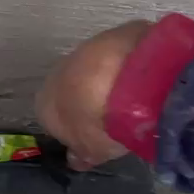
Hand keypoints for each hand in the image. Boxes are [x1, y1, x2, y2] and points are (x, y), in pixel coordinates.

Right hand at [35, 20, 152, 169]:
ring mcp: (87, 48)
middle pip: (72, 88)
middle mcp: (58, 71)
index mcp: (45, 101)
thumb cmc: (98, 123)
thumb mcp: (92, 151)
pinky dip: (131, 65)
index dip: (74, 127)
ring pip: (96, 68)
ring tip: (137, 100)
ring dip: (111, 80)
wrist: (123, 77)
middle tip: (117, 119)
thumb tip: (75, 159)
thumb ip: (82, 155)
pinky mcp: (115, 33)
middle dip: (91, 99)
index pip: (52, 116)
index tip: (93, 137)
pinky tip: (149, 81)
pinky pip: (121, 55)